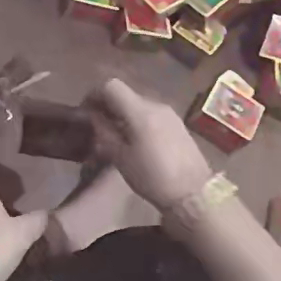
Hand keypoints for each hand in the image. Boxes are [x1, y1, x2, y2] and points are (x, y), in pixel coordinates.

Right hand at [86, 78, 213, 209]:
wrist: (194, 193)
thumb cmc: (152, 177)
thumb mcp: (121, 158)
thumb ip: (104, 132)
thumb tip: (93, 117)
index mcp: (140, 111)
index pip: (111, 86)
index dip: (94, 95)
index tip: (85, 112)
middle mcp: (156, 105)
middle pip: (125, 95)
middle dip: (108, 106)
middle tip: (97, 128)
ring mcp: (170, 114)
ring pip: (138, 105)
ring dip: (122, 114)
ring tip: (115, 137)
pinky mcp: (178, 125)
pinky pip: (151, 115)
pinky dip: (137, 121)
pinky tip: (135, 142)